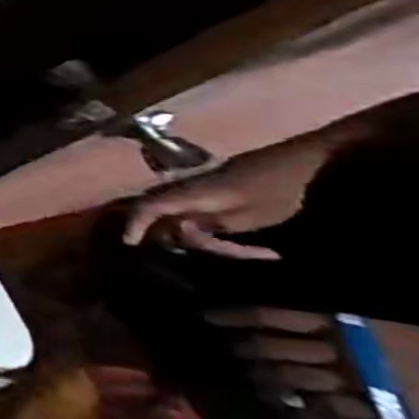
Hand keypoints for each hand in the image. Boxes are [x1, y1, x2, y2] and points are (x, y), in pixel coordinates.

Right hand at [122, 138, 328, 259]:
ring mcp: (191, 193)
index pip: (147, 208)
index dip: (134, 224)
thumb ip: (210, 225)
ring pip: (183, 219)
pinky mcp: (204, 195)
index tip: (129, 242)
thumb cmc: (272, 191)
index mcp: (187, 196)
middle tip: (244, 253)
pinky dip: (215, 232)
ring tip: (256, 250)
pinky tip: (250, 242)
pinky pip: (196, 216)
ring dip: (211, 239)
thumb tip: (182, 230)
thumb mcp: (248, 216)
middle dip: (196, 242)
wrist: (290, 164)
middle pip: (168, 220)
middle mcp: (181, 192)